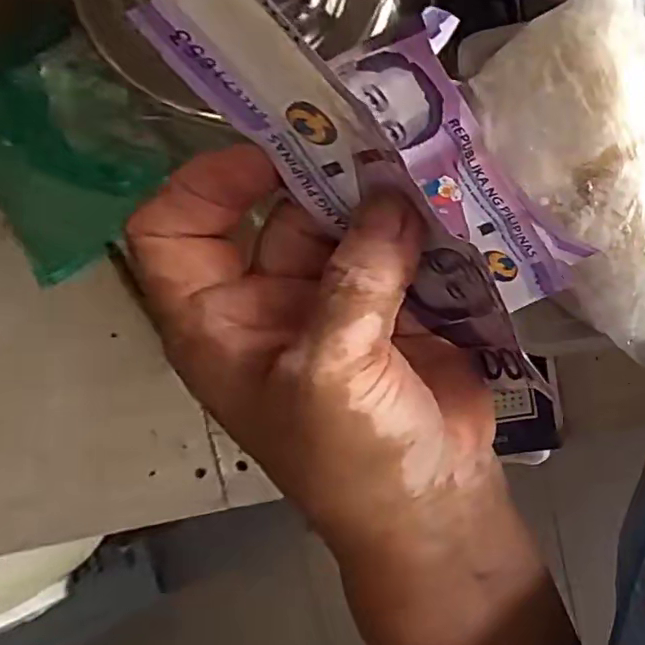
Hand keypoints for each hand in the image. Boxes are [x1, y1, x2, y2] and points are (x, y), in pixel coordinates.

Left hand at [125, 145, 495, 553]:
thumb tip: (390, 199)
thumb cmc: (354, 452)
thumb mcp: (332, 371)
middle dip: (331, 185)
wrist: (434, 496)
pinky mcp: (413, 316)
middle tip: (387, 149)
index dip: (212, 184)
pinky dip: (436, 240)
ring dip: (392, 210)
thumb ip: (356, 284)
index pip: (181, 232)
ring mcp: (354, 309)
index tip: (279, 152)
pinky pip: (417, 263)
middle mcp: (283, 304)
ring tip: (433, 174)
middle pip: (290, 222)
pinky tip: (462, 217)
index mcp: (226, 320)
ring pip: (362, 238)